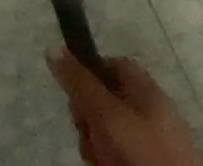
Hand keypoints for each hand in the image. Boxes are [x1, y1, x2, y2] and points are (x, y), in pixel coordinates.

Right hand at [47, 51, 202, 165]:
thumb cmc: (143, 152)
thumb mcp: (106, 113)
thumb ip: (80, 82)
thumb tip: (53, 48)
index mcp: (148, 91)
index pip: (113, 63)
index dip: (89, 70)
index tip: (73, 87)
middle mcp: (149, 111)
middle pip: (104, 97)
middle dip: (85, 113)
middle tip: (84, 126)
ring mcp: (148, 139)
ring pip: (104, 125)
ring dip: (91, 138)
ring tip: (98, 153)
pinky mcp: (143, 160)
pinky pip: (113, 148)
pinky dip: (103, 155)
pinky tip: (104, 164)